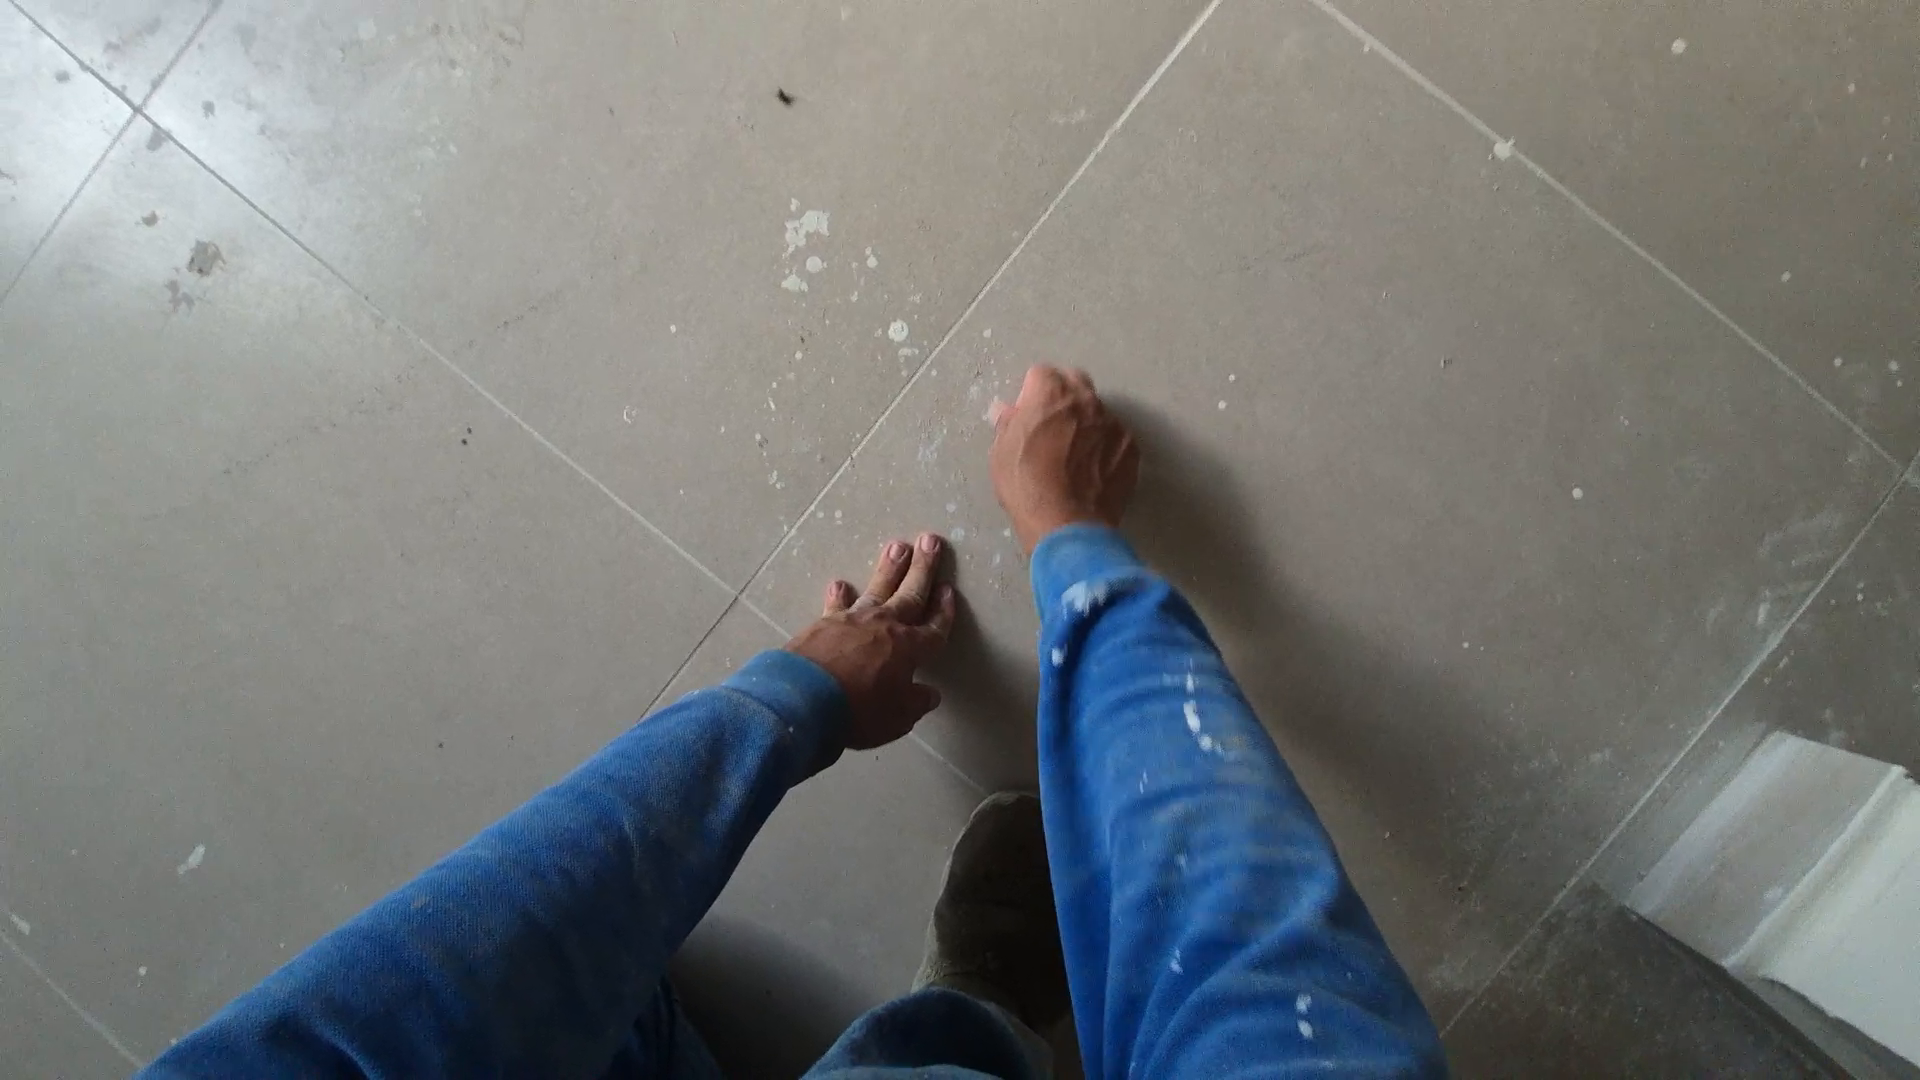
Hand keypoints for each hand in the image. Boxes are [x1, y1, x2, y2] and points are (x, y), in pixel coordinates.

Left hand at [784, 533, 957, 750]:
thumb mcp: (897, 718)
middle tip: (929, 540)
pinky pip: (837, 604)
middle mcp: (885, 626)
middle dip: (923, 568)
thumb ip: (915, 703)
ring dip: (888, 568)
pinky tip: (839, 584)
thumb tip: (930, 694)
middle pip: (910, 593)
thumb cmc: (860, 711)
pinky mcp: (825, 623)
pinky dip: (840, 594)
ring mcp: (853, 620)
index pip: (935, 628)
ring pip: (877, 588)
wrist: (804, 699)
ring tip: (897, 546)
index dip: (944, 612)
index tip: (948, 592)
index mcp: (910, 649)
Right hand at [988, 365, 1139, 554]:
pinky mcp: (1132, 449)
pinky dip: (1104, 447)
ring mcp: (1115, 423)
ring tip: (1074, 455)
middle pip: (1075, 382)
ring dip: (1086, 422)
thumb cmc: (1025, 485)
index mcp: (1052, 392)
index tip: (1026, 415)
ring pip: (1098, 411)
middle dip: (1063, 396)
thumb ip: (1008, 423)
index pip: (1040, 373)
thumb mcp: (1001, 452)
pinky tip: (1092, 471)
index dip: (1030, 394)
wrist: (1067, 524)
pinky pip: (1115, 438)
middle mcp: (1088, 399)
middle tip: (1051, 426)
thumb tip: (1007, 410)